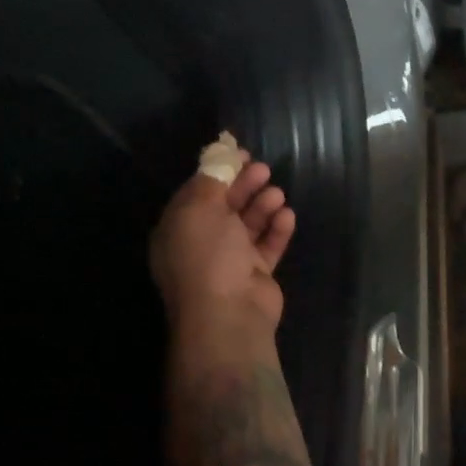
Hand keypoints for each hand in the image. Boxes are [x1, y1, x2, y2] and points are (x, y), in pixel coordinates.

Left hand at [149, 155, 296, 338]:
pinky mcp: (256, 273)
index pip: (197, 194)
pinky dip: (277, 229)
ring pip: (249, 224)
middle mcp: (201, 244)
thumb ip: (211, 181)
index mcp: (178, 230)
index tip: (242, 153)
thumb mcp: (200, 211)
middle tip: (265, 169)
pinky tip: (287, 216)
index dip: (218, 171)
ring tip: (278, 194)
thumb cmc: (207, 256)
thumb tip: (219, 156)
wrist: (229, 312)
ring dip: (263, 206)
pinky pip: (268, 244)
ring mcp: (229, 260)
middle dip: (244, 186)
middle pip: (225, 207)